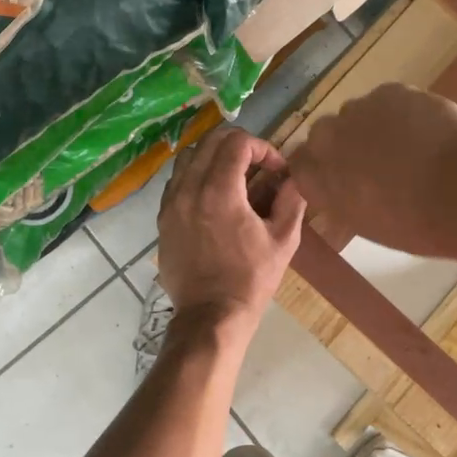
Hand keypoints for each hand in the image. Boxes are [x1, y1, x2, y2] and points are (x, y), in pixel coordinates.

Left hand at [157, 127, 306, 333]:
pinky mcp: (162, 217)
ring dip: (213, 157)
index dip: (262, 147)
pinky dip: (195, 176)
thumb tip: (294, 178)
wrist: (209, 315)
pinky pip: (176, 180)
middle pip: (210, 140)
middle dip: (238, 145)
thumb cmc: (250, 280)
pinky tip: (212, 197)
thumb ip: (291, 201)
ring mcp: (171, 202)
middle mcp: (189, 189)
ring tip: (233, 178)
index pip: (237, 142)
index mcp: (220, 192)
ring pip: (188, 157)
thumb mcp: (282, 241)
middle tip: (256, 166)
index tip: (275, 169)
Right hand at [290, 83, 456, 257]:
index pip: (299, 165)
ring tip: (406, 144)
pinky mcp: (389, 92)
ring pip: (357, 113)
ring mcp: (357, 111)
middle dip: (343, 142)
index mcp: (318, 180)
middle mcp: (326, 141)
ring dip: (372, 125)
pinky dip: (401, 111)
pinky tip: (426, 128)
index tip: (339, 176)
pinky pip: (387, 99)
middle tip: (374, 160)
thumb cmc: (419, 224)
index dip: (320, 167)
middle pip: (323, 134)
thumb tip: (349, 186)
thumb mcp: (368, 224)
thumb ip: (345, 198)